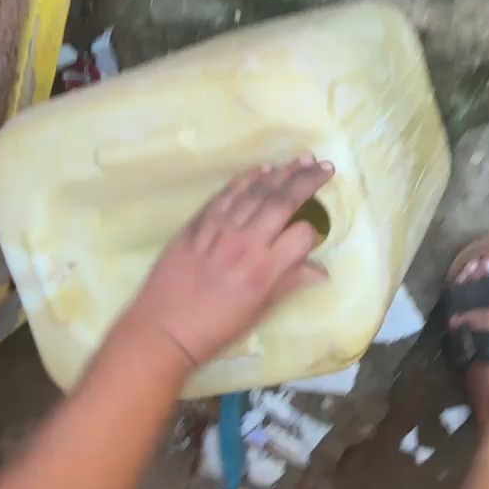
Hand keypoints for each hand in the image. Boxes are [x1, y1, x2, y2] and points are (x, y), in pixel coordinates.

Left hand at [116, 156, 332, 367]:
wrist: (162, 330)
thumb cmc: (216, 328)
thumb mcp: (259, 311)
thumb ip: (291, 283)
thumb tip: (323, 271)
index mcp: (264, 270)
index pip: (302, 235)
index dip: (315, 230)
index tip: (315, 230)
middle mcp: (246, 243)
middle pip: (284, 201)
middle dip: (308, 180)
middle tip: (326, 166)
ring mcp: (220, 229)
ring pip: (257, 191)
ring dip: (283, 172)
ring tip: (303, 159)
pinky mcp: (199, 222)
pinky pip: (227, 193)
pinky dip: (247, 178)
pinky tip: (263, 168)